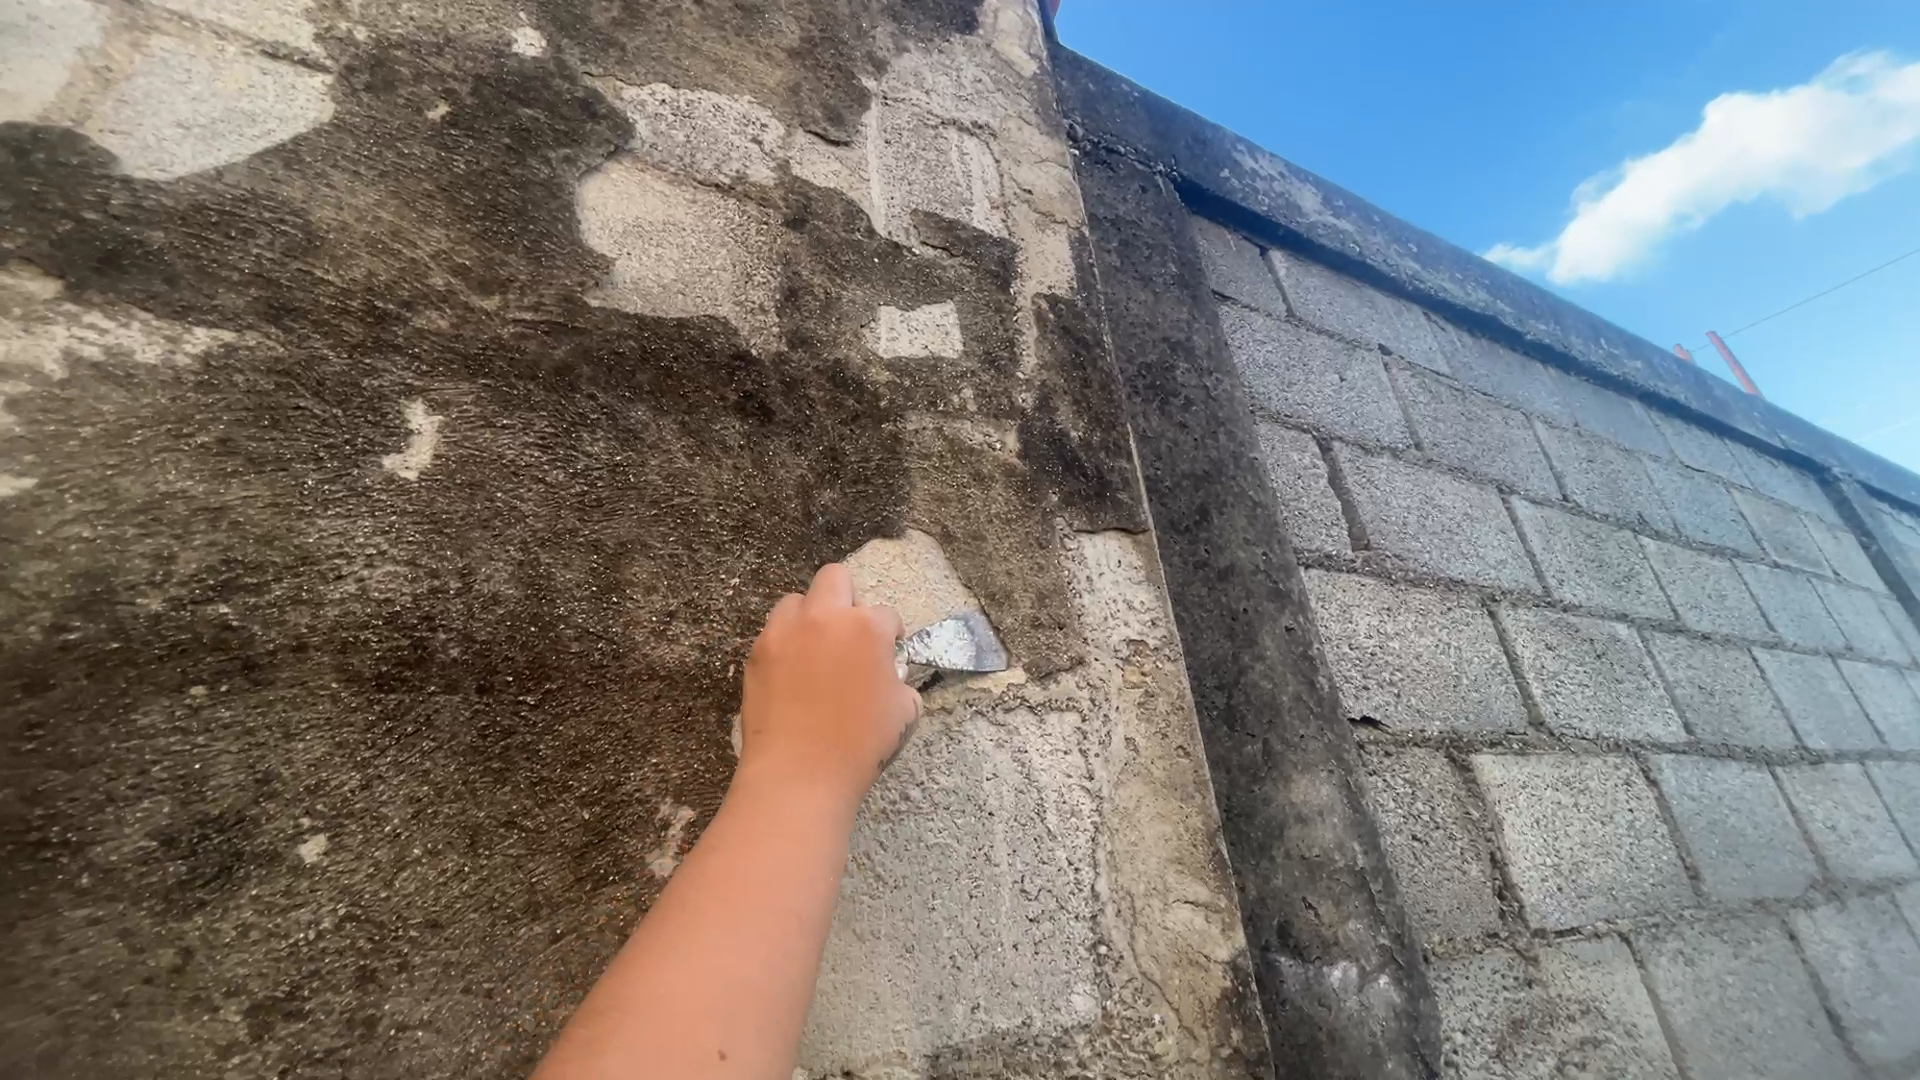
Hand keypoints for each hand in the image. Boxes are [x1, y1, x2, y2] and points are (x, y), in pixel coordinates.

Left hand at [736, 564, 918, 807]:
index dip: (890, 635)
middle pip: (834, 578)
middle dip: (847, 599)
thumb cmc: (860, 745)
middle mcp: (824, 618)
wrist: (799, 773)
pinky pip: (773, 634)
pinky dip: (786, 646)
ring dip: (809, 618)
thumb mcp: (905, 712)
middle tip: (849, 633)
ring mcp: (785, 632)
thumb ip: (900, 680)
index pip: (886, 615)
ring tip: (814, 651)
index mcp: (866, 627)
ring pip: (796, 602)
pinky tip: (793, 675)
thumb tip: (887, 675)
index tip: (887, 653)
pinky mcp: (757, 653)